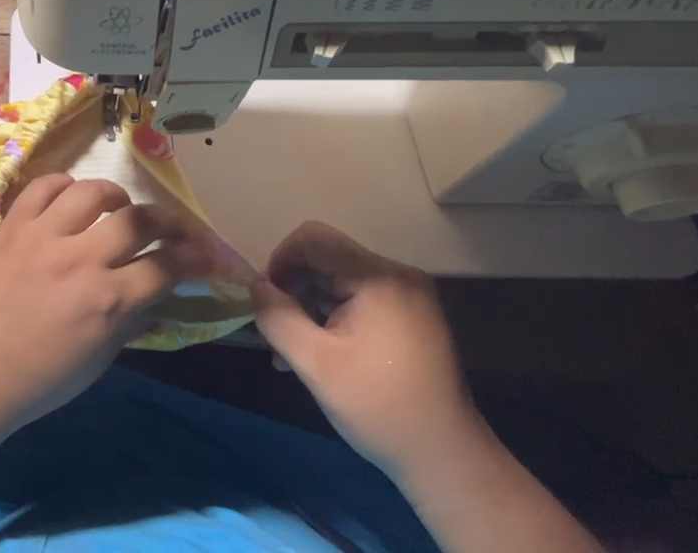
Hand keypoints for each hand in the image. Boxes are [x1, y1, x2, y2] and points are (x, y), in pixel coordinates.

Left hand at [0, 175, 211, 440]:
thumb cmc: (39, 380)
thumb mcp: (99, 360)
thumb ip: (133, 319)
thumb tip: (161, 291)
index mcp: (104, 302)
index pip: (164, 268)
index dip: (193, 259)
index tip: (206, 255)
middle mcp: (78, 261)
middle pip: (137, 220)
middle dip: (166, 221)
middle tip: (172, 228)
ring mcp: (41, 237)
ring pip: (91, 192)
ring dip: (115, 196)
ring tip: (120, 208)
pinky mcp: (10, 227)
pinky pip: (43, 187)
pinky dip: (64, 185)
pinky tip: (72, 199)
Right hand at [252, 222, 485, 478]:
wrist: (445, 457)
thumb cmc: (379, 408)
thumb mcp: (316, 364)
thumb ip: (278, 317)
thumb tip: (253, 286)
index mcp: (378, 278)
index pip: (313, 239)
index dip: (280, 262)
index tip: (267, 302)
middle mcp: (396, 274)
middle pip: (325, 257)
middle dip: (293, 289)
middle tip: (277, 335)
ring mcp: (406, 294)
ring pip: (337, 279)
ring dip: (308, 307)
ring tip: (292, 353)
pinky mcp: (408, 313)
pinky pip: (356, 296)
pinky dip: (330, 316)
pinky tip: (319, 353)